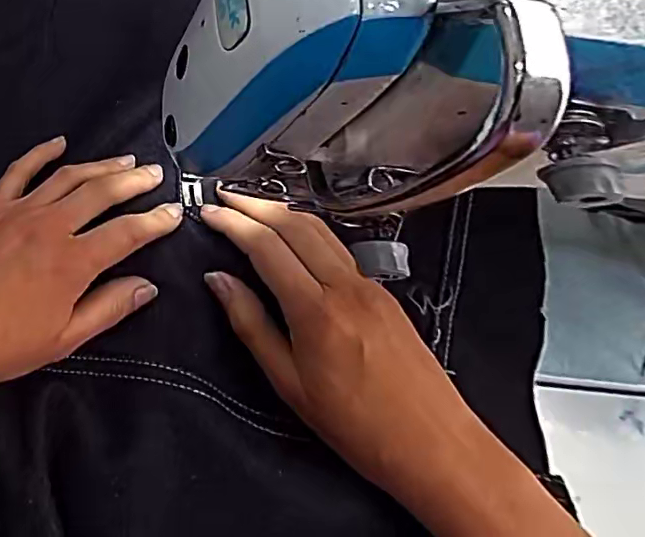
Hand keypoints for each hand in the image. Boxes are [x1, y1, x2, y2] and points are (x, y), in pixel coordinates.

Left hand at [0, 137, 182, 394]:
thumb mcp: (60, 340)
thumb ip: (107, 308)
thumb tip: (146, 286)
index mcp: (72, 262)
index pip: (127, 232)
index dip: (156, 221)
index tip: (174, 211)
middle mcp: (52, 227)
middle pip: (104, 192)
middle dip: (135, 181)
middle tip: (155, 173)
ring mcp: (21, 210)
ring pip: (71, 176)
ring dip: (102, 165)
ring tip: (124, 160)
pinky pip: (21, 170)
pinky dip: (42, 153)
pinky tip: (58, 143)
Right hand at [201, 191, 582, 536]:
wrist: (435, 444)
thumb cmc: (358, 427)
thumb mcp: (290, 385)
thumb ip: (250, 324)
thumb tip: (218, 280)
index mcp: (316, 311)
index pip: (265, 245)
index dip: (232, 222)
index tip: (209, 212)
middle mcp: (344, 284)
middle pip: (292, 223)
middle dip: (253, 204)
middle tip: (224, 198)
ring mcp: (367, 282)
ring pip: (317, 226)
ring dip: (281, 209)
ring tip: (252, 206)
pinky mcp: (381, 288)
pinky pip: (337, 243)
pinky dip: (306, 227)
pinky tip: (293, 235)